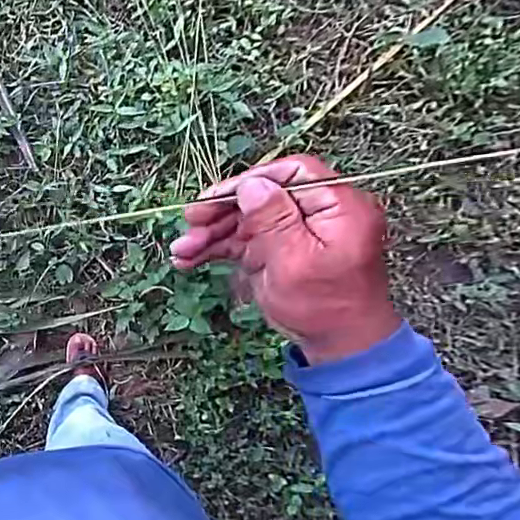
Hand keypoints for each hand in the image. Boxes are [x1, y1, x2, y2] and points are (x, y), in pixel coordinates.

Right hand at [168, 155, 397, 363]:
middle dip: (222, 211)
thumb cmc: (324, 306)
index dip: (251, 180)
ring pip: (246, 221)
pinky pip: (244, 243)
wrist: (338, 346)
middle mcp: (316, 213)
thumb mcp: (295, 261)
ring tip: (181, 251)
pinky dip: (217, 250)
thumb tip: (251, 184)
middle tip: (190, 221)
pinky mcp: (277, 252)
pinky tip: (189, 260)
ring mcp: (294, 233)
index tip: (217, 197)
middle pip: (262, 197)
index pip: (292, 173)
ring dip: (211, 234)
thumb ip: (274, 220)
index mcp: (337, 206)